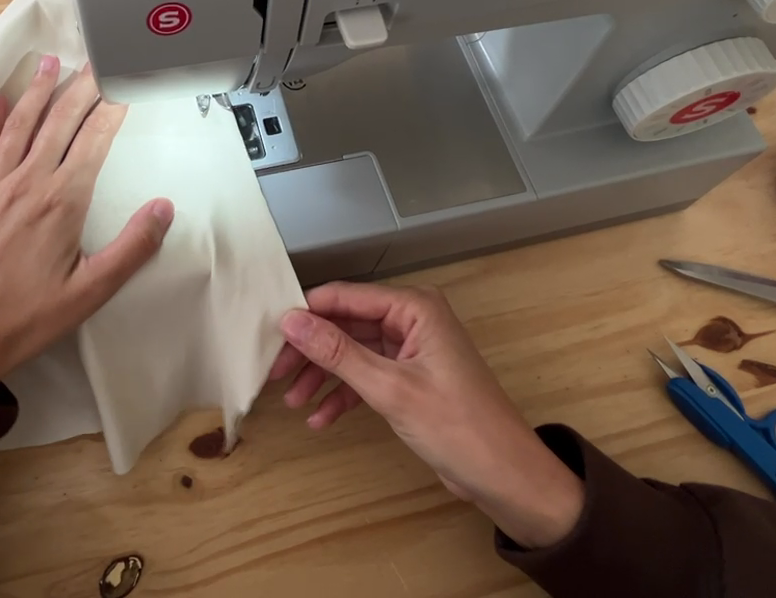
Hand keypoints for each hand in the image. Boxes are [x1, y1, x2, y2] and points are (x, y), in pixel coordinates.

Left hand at [0, 56, 173, 395]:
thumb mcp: (89, 294)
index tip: (126, 80)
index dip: (112, 107)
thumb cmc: (22, 320)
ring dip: (37, 91)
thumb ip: (132, 248)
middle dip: (81, 86)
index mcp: (62, 200)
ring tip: (51, 61)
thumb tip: (166, 207)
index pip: (94, 139)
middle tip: (96, 58)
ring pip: (19, 125)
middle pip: (59, 121)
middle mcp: (27, 181)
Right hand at [270, 282, 584, 548]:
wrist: (506, 478)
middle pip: (345, 324)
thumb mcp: (390, 388)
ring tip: (293, 402)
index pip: (346, 296)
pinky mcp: (408, 378)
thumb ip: (337, 352)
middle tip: (275, 373)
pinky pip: (366, 376)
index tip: (269, 332)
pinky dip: (344, 395)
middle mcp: (410, 319)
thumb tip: (290, 321)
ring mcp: (409, 349)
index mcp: (413, 307)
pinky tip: (320, 419)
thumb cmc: (457, 426)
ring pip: (351, 352)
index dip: (306, 312)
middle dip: (311, 350)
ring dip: (322, 376)